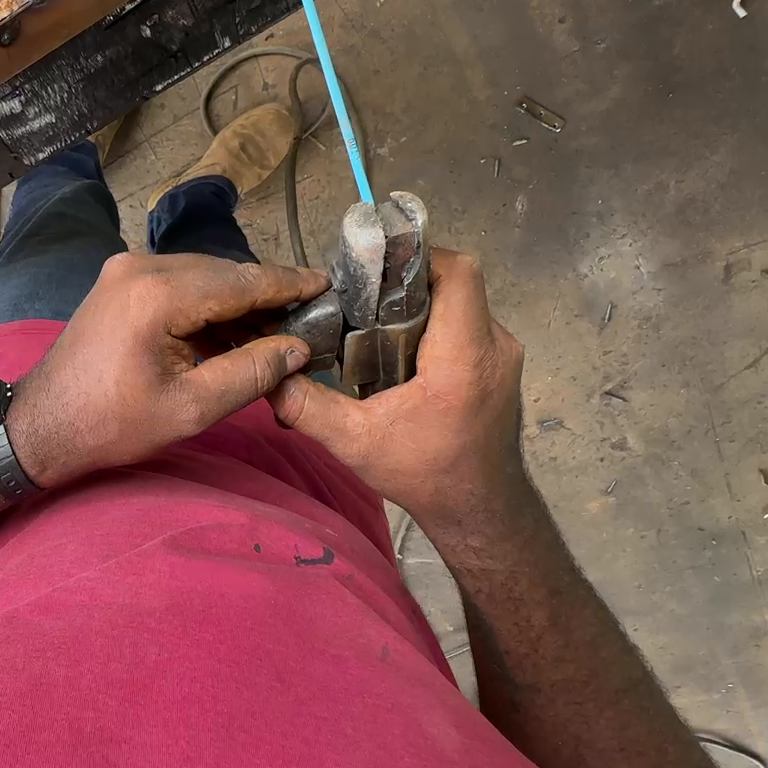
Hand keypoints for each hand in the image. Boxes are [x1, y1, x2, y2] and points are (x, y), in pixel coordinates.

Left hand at [8, 253, 328, 486]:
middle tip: (308, 316)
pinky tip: (232, 330)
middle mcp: (140, 267)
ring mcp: (125, 270)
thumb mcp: (190, 408)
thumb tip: (297, 348)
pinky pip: (178, 283)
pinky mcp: (119, 282)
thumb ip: (250, 372)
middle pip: (222, 273)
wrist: (43, 423)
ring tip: (278, 329)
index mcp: (158, 294)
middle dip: (266, 294)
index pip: (241, 281)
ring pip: (201, 275)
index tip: (326, 284)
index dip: (288, 284)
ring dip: (237, 300)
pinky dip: (207, 304)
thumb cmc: (113, 424)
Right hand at [266, 248, 530, 526]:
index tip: (373, 268)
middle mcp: (493, 346)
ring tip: (370, 323)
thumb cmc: (425, 474)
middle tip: (358, 299)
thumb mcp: (354, 443)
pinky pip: (464, 323)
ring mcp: (500, 354)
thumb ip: (307, 407)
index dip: (417, 256)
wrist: (481, 512)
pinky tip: (395, 349)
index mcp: (464, 356)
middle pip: (453, 284)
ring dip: (416, 304)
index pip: (458, 273)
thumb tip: (267, 375)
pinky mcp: (497, 365)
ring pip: (458, 303)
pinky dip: (430, 324)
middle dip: (404, 282)